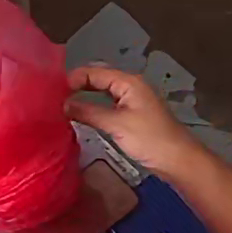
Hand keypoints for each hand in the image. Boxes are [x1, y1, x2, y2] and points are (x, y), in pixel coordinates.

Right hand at [65, 65, 204, 177]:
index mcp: (128, 82)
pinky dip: (95, 107)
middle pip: (99, 79)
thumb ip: (88, 112)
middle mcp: (131, 86)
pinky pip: (109, 104)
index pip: (95, 72)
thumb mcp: (116, 124)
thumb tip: (63, 105)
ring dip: (86, 96)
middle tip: (54, 96)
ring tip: (64, 104)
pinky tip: (83, 115)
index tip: (53, 90)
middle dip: (78, 85)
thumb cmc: (149, 138)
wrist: (178, 160)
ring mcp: (133, 101)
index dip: (74, 78)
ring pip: (104, 92)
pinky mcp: (134, 115)